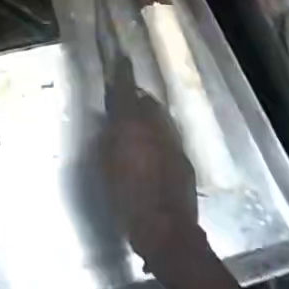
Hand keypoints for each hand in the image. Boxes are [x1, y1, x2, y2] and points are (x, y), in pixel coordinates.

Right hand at [98, 63, 243, 288]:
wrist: (166, 230)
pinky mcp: (184, 159)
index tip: (121, 58)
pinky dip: (159, 139)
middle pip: (146, 101)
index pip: (125, 88)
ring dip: (149, 119)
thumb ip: (107, 138)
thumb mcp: (104, 165)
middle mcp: (155, 126)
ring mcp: (173, 142)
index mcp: (131, 124)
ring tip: (138, 132)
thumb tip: (109, 123)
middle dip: (136, 100)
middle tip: (123, 107)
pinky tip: (152, 155)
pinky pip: (168, 138)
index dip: (122, 71)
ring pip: (160, 119)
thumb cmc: (126, 197)